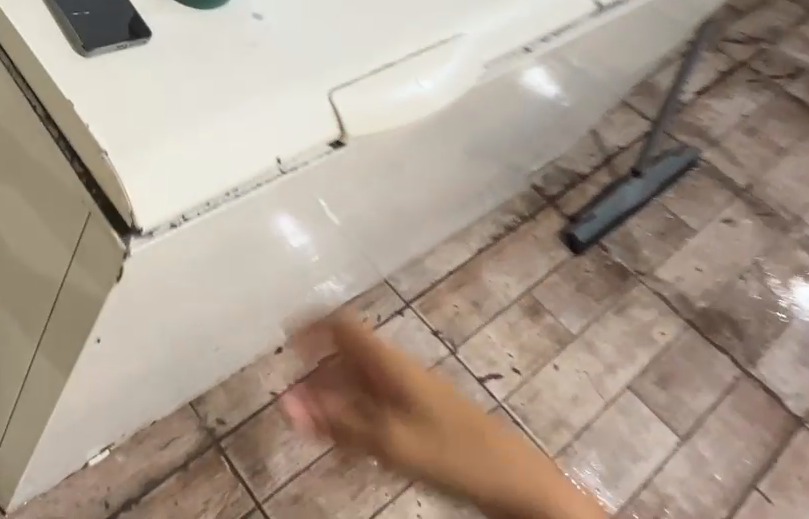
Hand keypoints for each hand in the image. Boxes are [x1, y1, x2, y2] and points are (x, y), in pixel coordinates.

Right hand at [278, 312, 603, 518]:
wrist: (524, 486)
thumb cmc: (457, 453)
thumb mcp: (390, 441)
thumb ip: (336, 423)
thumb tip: (284, 404)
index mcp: (388, 361)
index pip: (341, 322)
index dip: (310, 322)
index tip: (284, 337)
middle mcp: (397, 368)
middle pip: (347, 354)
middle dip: (316, 371)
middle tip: (292, 396)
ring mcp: (413, 393)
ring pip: (361, 383)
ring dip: (334, 398)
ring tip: (314, 426)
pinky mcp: (425, 418)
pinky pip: (377, 407)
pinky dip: (356, 419)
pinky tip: (350, 447)